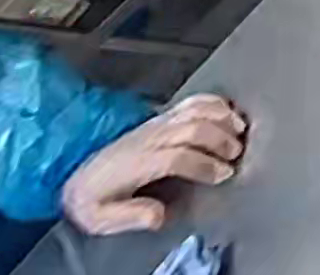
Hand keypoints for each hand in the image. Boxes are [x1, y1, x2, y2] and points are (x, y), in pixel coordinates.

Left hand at [61, 94, 245, 234]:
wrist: (78, 173)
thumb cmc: (95, 198)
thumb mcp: (99, 219)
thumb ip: (130, 217)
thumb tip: (161, 216)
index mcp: (136, 163)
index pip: (177, 158)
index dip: (205, 165)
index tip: (223, 174)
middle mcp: (151, 137)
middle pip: (194, 130)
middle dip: (221, 140)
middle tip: (237, 153)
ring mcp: (159, 122)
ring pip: (197, 111)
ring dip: (224, 118)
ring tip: (240, 130)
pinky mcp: (165, 114)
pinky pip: (194, 100)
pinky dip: (216, 102)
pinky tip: (229, 111)